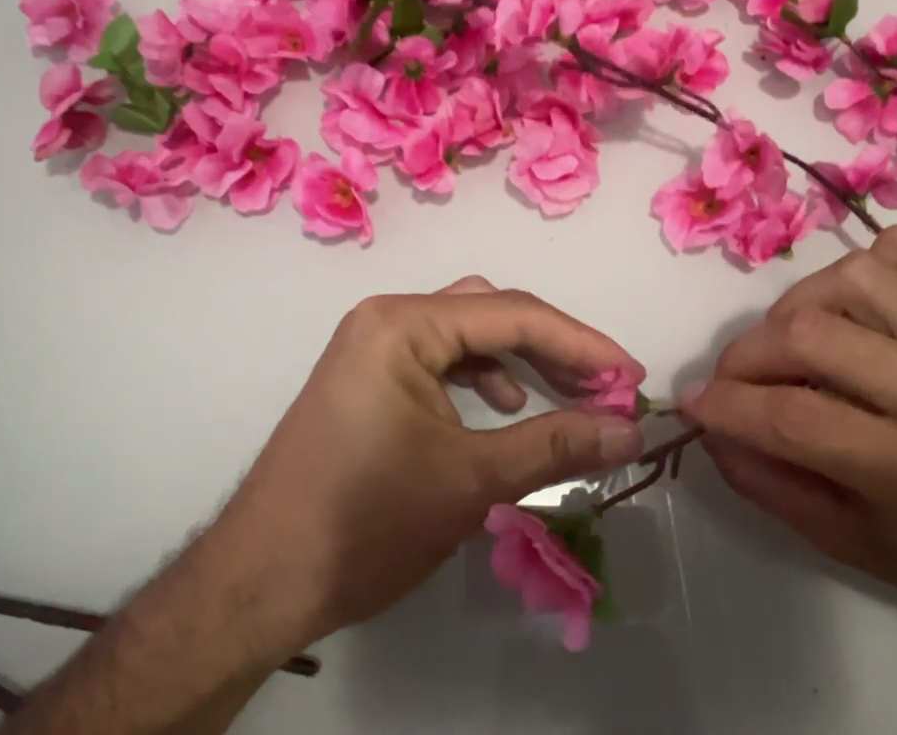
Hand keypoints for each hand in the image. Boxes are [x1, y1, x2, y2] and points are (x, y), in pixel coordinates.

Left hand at [213, 276, 646, 660]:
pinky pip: (439, 361)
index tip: (632, 377)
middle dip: (553, 349)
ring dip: (521, 362)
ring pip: (466, 335)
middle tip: (605, 389)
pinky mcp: (366, 381)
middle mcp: (384, 320)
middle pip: (491, 315)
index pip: (513, 315)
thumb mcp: (472, 481)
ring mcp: (370, 349)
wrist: (264, 581)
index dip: (582, 344)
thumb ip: (557, 445)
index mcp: (402, 324)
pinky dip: (481, 378)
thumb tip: (632, 429)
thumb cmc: (368, 522)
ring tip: (566, 399)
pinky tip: (502, 411)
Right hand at [681, 219, 896, 637]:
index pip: (794, 416)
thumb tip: (711, 428)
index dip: (725, 406)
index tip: (691, 404)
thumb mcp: (855, 550)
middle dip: (747, 355)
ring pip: (862, 276)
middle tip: (734, 379)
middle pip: (816, 336)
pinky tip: (868, 284)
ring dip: (802, 303)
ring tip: (793, 339)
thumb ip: (771, 485)